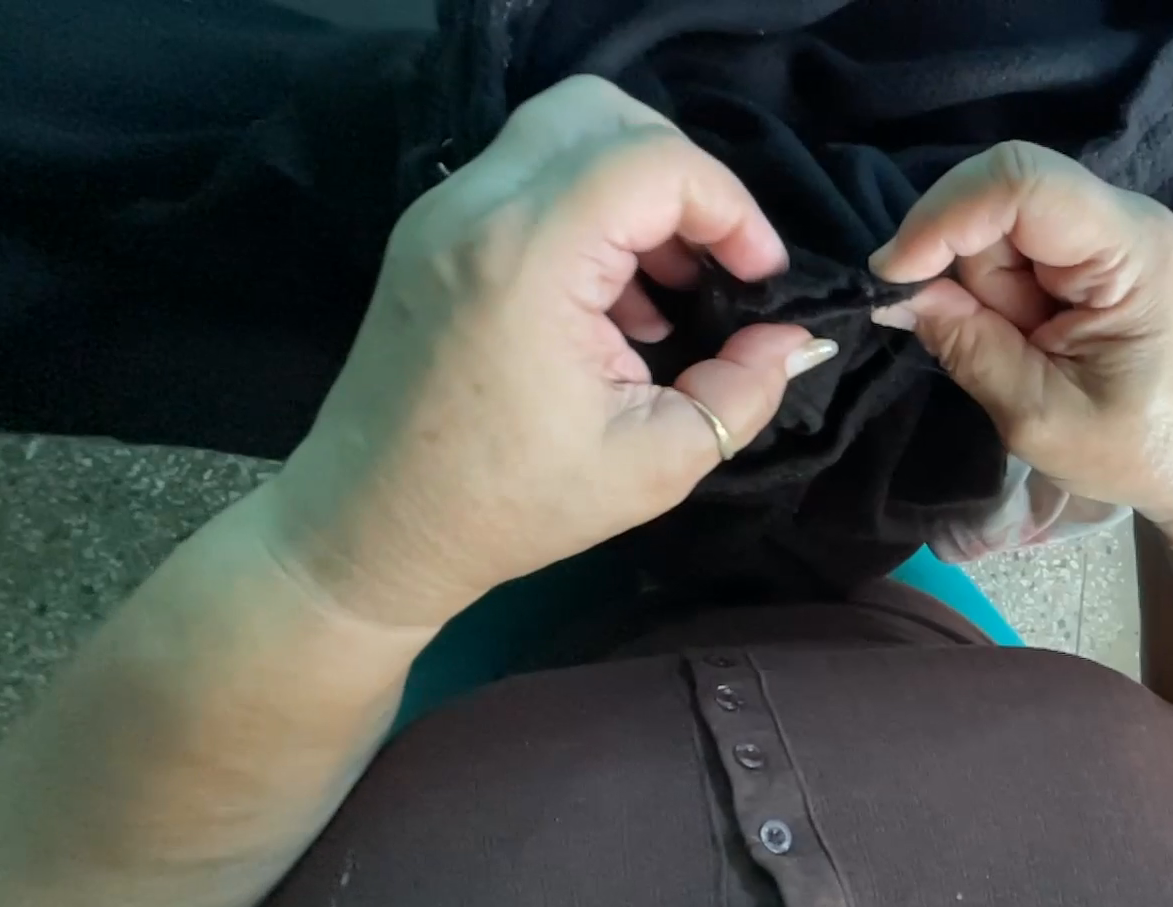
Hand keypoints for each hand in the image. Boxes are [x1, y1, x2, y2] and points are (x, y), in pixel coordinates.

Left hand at [260, 76, 836, 627]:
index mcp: (528, 260)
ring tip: (677, 292)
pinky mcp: (439, 234)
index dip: (732, 207)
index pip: (652, 161)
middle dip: (690, 180)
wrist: (376, 527)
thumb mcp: (660, 462)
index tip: (764, 278)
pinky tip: (622, 304)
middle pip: (604, 114)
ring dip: (646, 198)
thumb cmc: (518, 505)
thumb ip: (745, 389)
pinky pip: (538, 179)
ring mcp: (444, 213)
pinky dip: (602, 216)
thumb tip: (796, 338)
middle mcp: (474, 208)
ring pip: (569, 136)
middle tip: (724, 262)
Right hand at [870, 142, 1172, 544]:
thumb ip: (968, 348)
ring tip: (1022, 354)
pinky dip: (995, 296)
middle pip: (1004, 201)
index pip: (1023, 182)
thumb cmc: (1132, 452)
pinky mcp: (1091, 255)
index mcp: (1132, 251)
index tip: (892, 276)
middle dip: (965, 270)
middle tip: (986, 346)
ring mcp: (1110, 233)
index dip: (944, 216)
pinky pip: (1014, 251)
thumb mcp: (1037, 417)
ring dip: (983, 293)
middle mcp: (1125, 219)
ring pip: (1001, 229)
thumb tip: (897, 293)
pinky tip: (1022, 338)